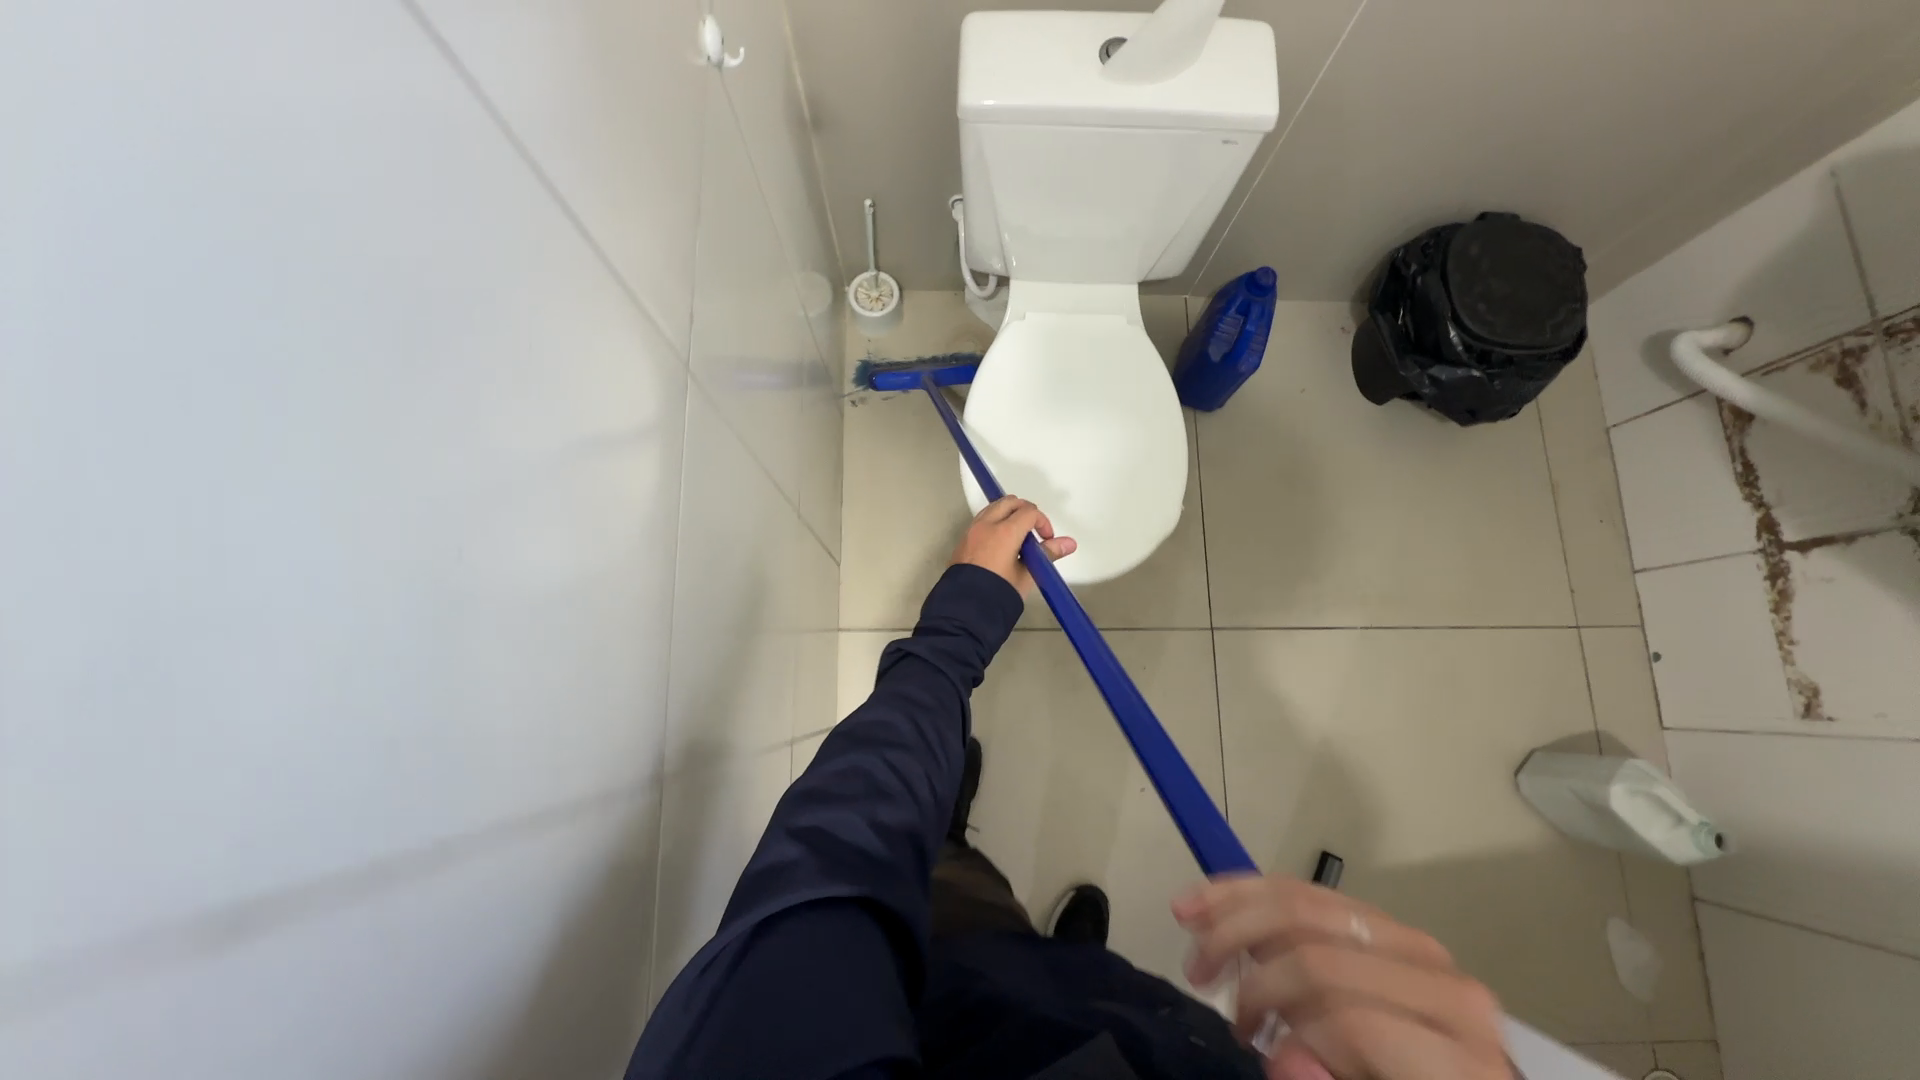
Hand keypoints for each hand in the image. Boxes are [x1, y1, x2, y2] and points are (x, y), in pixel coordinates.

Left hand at [950, 496, 1075, 596]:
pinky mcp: (963, 540)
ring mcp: (972, 531)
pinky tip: (1001, 544)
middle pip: (1009, 502)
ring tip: (1017, 537)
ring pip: (993, 508)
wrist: (966, 609)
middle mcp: (986, 525)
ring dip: (1008, 514)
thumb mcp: (1027, 574)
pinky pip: (982, 520)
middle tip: (1034, 531)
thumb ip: (1047, 554)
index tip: (1047, 539)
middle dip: (1025, 511)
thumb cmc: (1000, 593)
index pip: (1029, 512)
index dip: (1042, 522)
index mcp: (1005, 532)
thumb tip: (1070, 543)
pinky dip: (994, 522)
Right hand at [1174, 876, 1508, 1079]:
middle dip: (1243, 951)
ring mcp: (1420, 949)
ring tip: (1188, 922)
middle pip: (1320, 945)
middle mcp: (1445, 989)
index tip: (1244, 1041)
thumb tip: (1287, 1056)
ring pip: (1309, 902)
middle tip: (1198, 976)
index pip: (1352, 1020)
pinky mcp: (1393, 929)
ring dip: (1236, 906)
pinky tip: (1213, 897)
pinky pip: (1315, 894)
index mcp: (1459, 1062)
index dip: (1288, 1027)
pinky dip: (1255, 892)